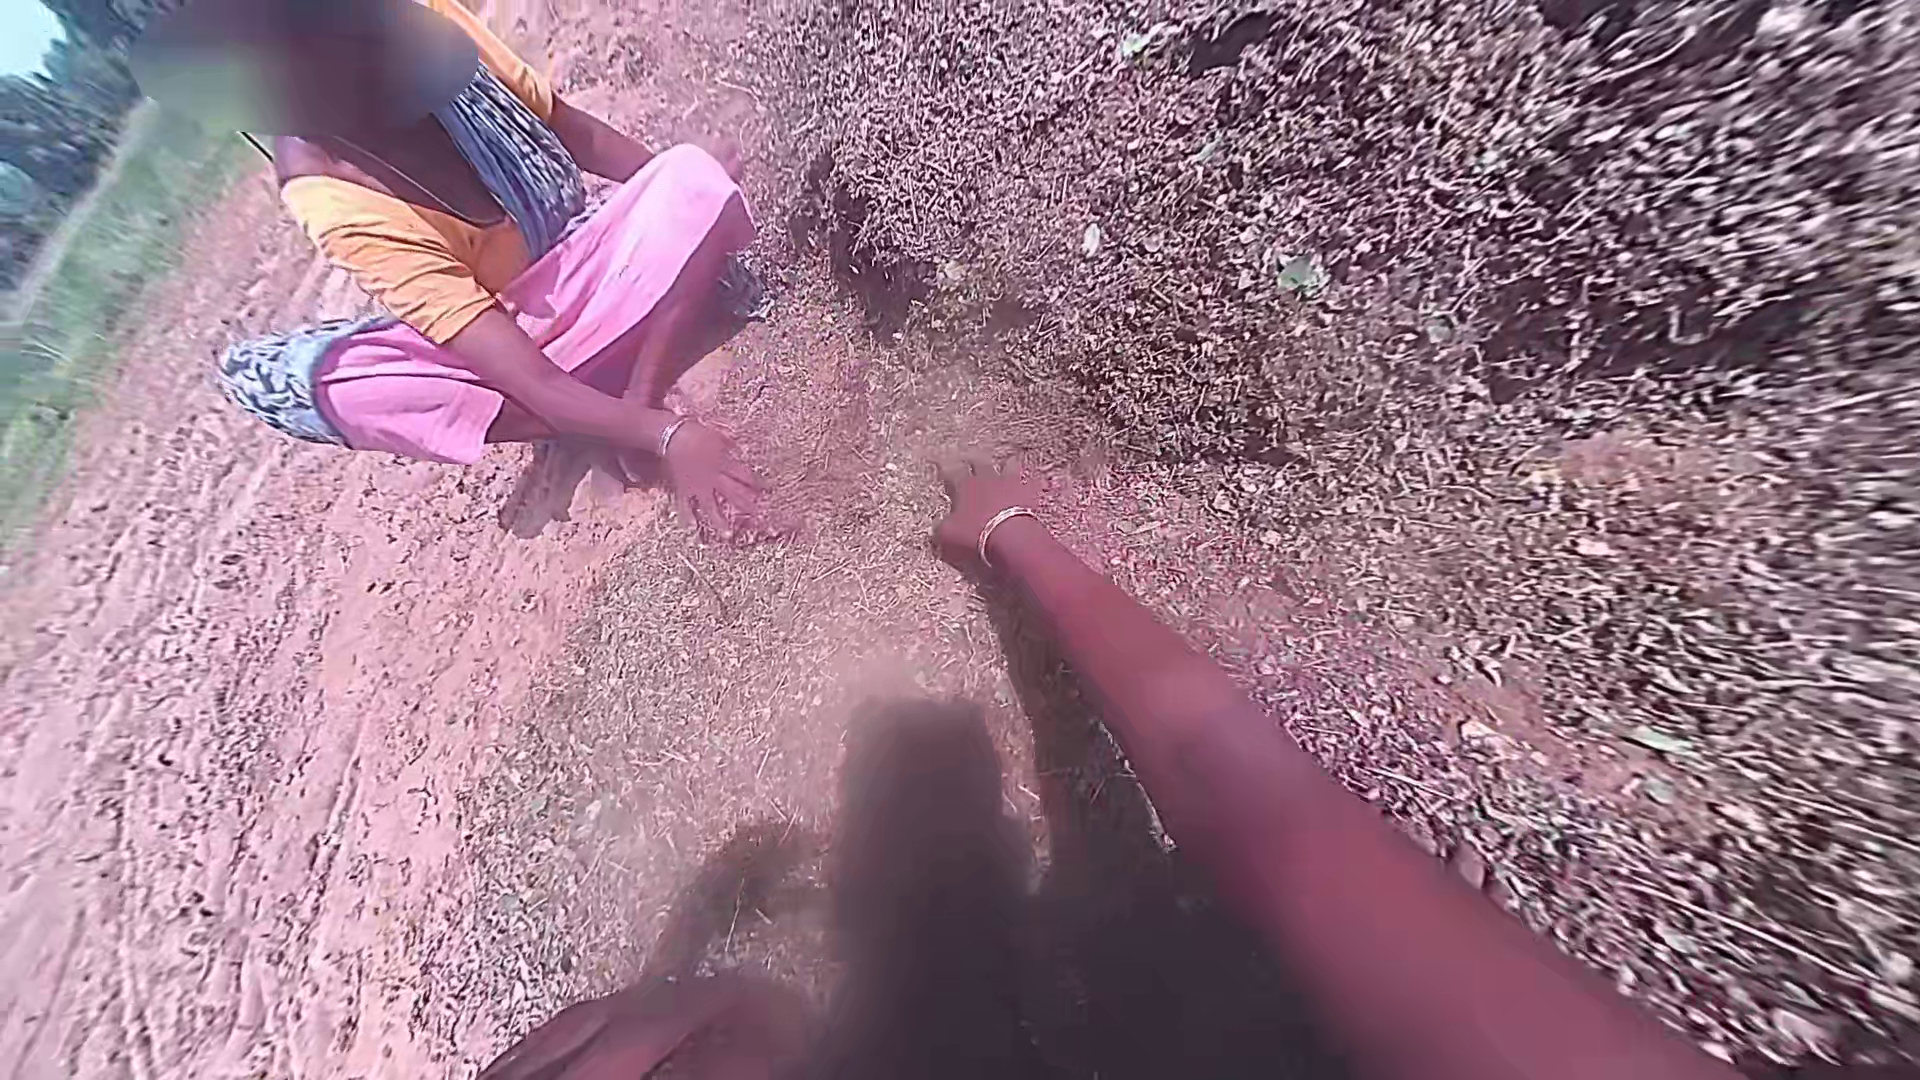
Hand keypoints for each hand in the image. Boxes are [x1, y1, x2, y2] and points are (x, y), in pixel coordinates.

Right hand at [664, 420, 762, 538]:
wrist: (671, 434)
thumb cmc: (696, 432)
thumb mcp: (720, 436)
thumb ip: (732, 447)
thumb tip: (744, 452)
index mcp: (724, 464)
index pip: (745, 477)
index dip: (757, 484)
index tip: (768, 492)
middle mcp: (713, 478)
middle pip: (734, 494)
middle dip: (748, 506)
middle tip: (760, 519)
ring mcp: (698, 485)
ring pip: (710, 506)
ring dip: (719, 521)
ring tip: (727, 535)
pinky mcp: (683, 488)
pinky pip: (685, 504)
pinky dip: (687, 516)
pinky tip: (692, 528)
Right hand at [933, 455, 1040, 570]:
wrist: (1011, 540)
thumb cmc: (974, 536)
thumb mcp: (947, 536)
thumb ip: (941, 528)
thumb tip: (936, 528)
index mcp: (964, 486)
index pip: (951, 471)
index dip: (945, 467)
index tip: (941, 464)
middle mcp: (987, 479)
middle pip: (979, 463)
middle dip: (974, 462)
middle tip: (971, 460)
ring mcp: (1011, 484)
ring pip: (1009, 466)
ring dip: (1006, 466)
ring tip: (1007, 464)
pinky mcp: (1031, 494)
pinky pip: (1035, 482)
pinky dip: (1035, 482)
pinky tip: (1039, 482)